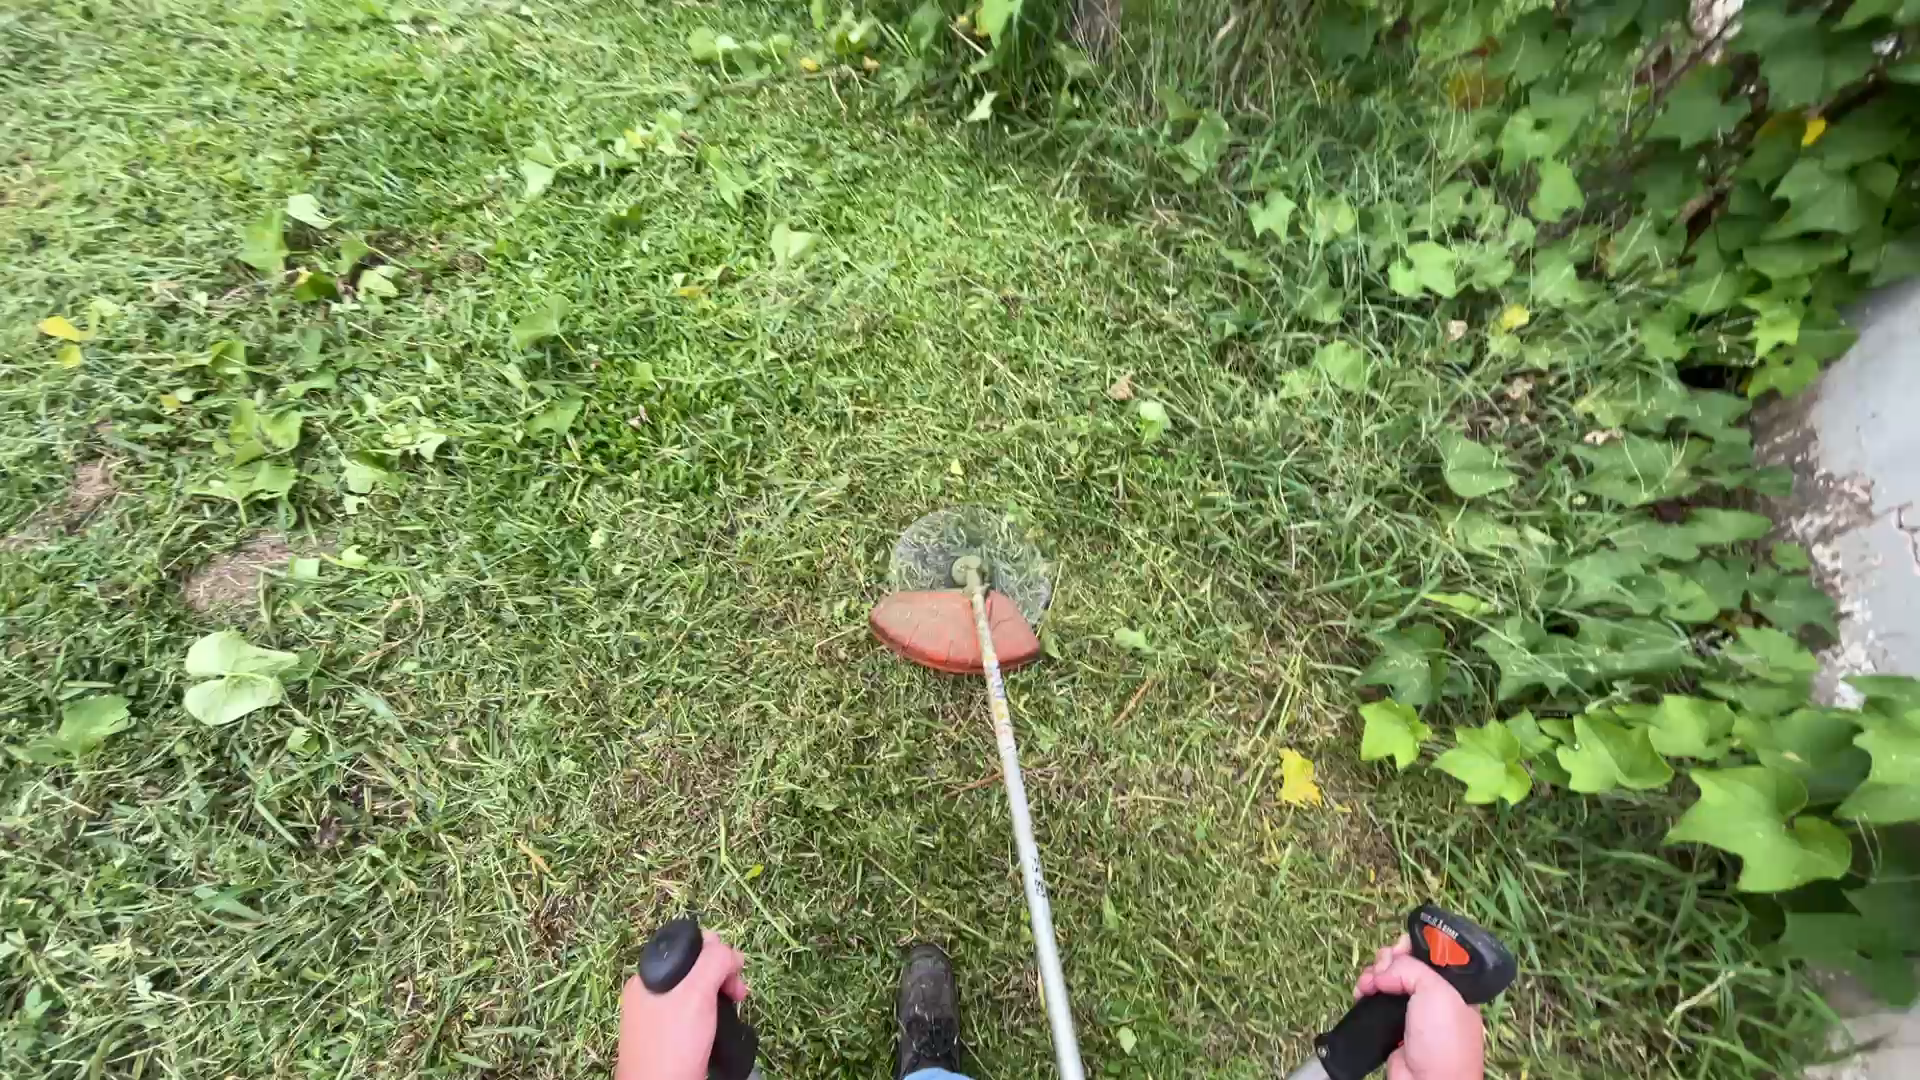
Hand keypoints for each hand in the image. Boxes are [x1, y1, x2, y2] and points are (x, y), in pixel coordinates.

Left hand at [616, 930, 747, 1079]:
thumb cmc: (675, 1042)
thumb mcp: (697, 991)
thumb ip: (715, 960)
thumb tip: (730, 953)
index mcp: (649, 975)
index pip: (690, 944)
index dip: (717, 951)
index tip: (733, 969)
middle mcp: (651, 991)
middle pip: (697, 965)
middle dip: (723, 972)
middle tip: (738, 991)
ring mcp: (658, 1015)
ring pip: (698, 987)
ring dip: (722, 990)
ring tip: (736, 1004)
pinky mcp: (668, 1036)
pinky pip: (694, 1010)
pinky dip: (713, 1009)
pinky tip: (723, 1020)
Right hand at [1352, 934, 1483, 1079]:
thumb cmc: (1442, 1040)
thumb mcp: (1437, 992)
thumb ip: (1409, 968)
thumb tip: (1382, 972)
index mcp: (1452, 988)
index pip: (1428, 953)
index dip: (1410, 946)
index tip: (1399, 950)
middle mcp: (1432, 996)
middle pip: (1402, 961)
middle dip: (1386, 960)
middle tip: (1382, 972)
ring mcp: (1411, 1009)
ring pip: (1385, 974)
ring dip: (1371, 974)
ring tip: (1367, 986)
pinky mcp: (1391, 1020)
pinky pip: (1374, 993)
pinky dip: (1365, 989)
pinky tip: (1361, 993)